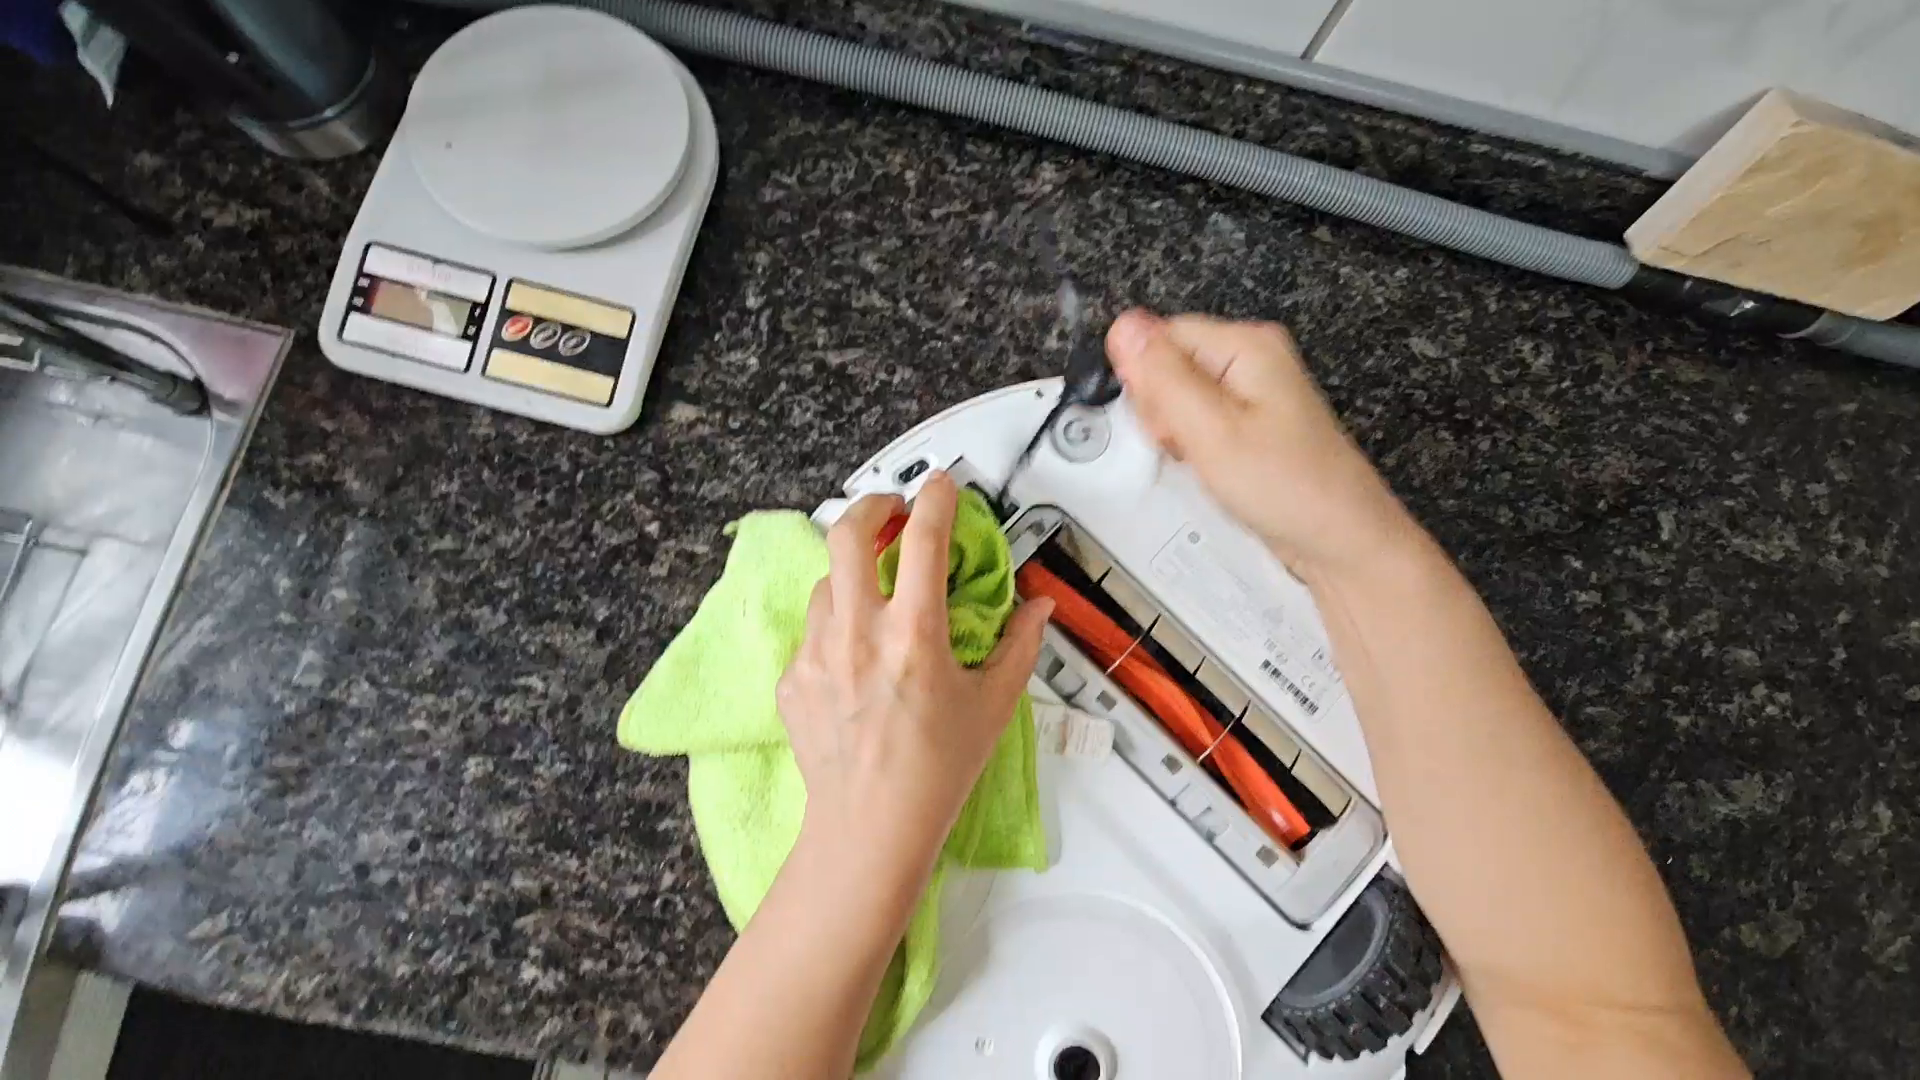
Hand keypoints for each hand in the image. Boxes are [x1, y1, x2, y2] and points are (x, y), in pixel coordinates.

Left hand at [775, 472, 1053, 879]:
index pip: (921, 539)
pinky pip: (813, 628)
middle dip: (872, 505)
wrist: (869, 828)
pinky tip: (855, 653)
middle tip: (892, 511)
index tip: (941, 485)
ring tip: (876, 589)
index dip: (935, 499)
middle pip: (846, 533)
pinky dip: (836, 622)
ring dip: (852, 570)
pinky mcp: (791, 677)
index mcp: (914, 635)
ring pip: (826, 580)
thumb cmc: (939, 770)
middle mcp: (858, 633)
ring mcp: (816, 653)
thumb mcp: (993, 705)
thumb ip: (1020, 646)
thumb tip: (1039, 606)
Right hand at [1106, 310, 1420, 580]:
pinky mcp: (1249, 423)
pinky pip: (1197, 421)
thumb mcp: (1210, 430)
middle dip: (1160, 410)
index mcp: (1244, 344)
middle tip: (1185, 445)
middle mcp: (1250, 359)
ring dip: (1174, 432)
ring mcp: (1252, 392)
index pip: (1159, 337)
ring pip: (1178, 398)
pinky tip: (1207, 466)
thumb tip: (1123, 326)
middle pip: (1167, 365)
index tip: (1160, 422)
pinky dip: (1191, 445)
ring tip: (1201, 460)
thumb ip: (1162, 376)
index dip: (1146, 382)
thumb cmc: (1286, 487)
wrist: (1339, 540)